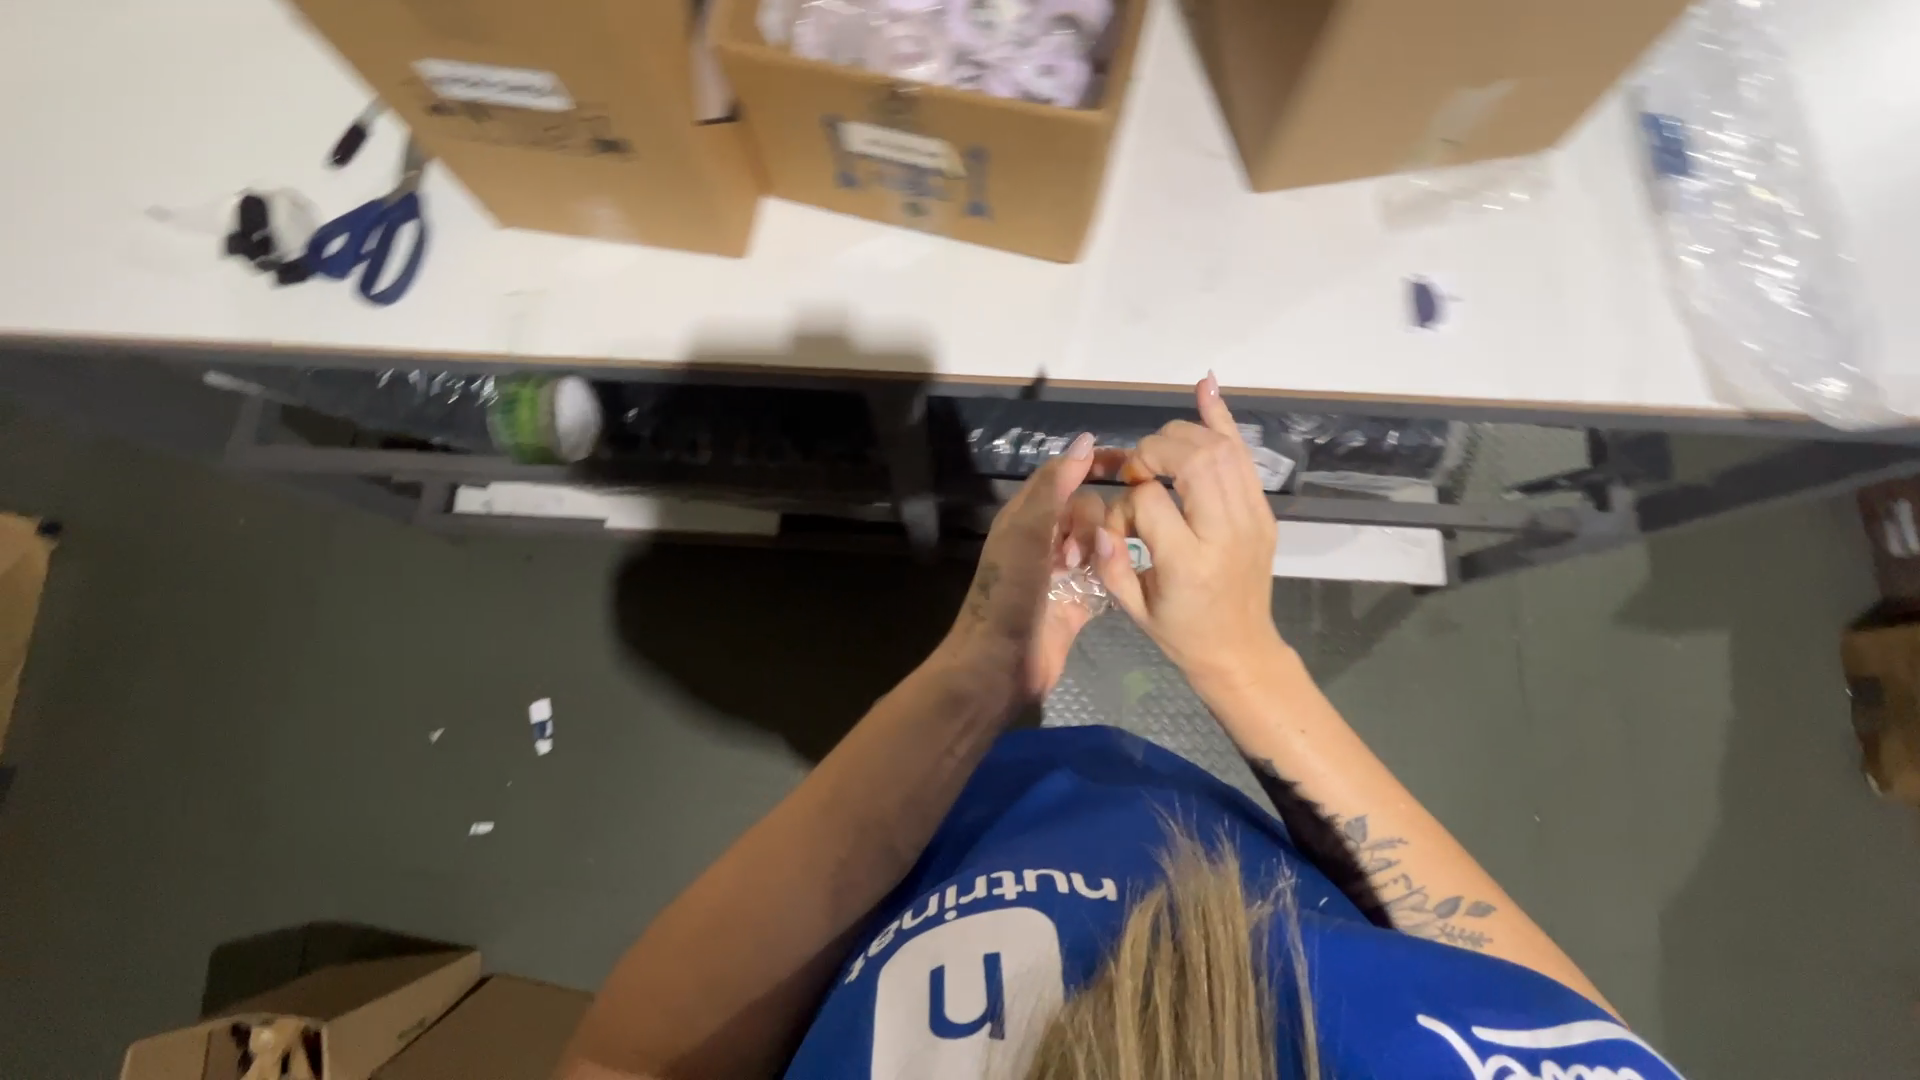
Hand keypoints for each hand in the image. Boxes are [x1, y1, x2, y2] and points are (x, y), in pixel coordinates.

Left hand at [945, 432, 1105, 699]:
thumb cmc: (1009, 593)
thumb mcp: (1027, 531)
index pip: (1064, 476)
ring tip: (1084, 575)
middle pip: (1086, 509)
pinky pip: (1106, 577)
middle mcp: (1043, 540)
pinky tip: (1111, 585)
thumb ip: (1055, 486)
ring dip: (1099, 551)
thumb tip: (1084, 440)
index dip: (1092, 464)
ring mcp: (1062, 573)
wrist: (1000, 664)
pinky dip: (1110, 577)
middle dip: (1090, 524)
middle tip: (1073, 556)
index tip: (1128, 463)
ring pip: (1099, 542)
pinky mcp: (1079, 603)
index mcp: (1024, 518)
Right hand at [1092, 374, 1287, 693]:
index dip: (1125, 500)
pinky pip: (1244, 455)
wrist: (1241, 649)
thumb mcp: (1133, 609)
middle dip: (1153, 452)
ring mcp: (1252, 517)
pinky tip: (1206, 388)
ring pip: (1220, 449)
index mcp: (1189, 563)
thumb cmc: (1181, 632)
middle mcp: (1225, 532)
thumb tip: (1098, 518)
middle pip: (1192, 460)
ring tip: (1156, 452)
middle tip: (1136, 473)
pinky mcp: (1263, 511)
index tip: (1121, 522)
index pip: (1150, 500)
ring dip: (1180, 436)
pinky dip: (1224, 418)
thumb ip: (1110, 563)